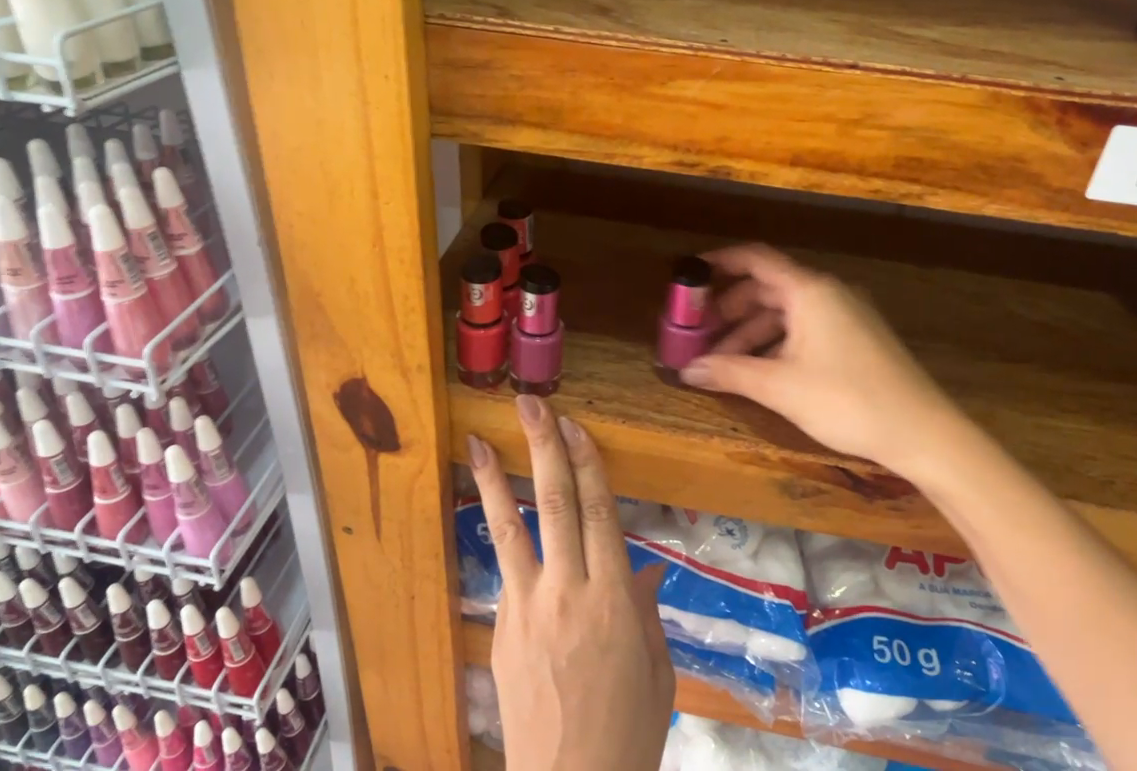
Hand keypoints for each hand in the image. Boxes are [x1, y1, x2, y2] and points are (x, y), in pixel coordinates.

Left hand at [467, 395, 674, 770]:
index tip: (574, 426)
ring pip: (509, 527)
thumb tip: (639, 568)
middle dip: (543, 448)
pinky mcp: (502, 628)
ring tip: (479, 441)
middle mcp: (568, 590)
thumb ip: (644, 611)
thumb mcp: (656, 670)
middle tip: (530, 405)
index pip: (600, 511)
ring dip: (494, 479)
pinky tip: (493, 512)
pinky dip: (499, 536)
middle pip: (554, 504)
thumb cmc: (629, 731)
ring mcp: (527, 607)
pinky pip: (506, 571)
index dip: (587, 463)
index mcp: (615, 598)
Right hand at [679, 244, 972, 476]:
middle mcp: (828, 293)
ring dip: (751, 332)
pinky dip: (776, 343)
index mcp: (810, 291)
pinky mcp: (856, 339)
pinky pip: (804, 329)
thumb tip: (686, 370)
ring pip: (786, 312)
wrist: (922, 432)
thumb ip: (730, 372)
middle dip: (730, 308)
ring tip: (722, 362)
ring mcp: (845, 316)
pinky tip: (759, 371)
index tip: (690, 274)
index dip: (721, 262)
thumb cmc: (846, 400)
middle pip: (768, 287)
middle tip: (699, 332)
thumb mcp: (780, 387)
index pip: (756, 259)